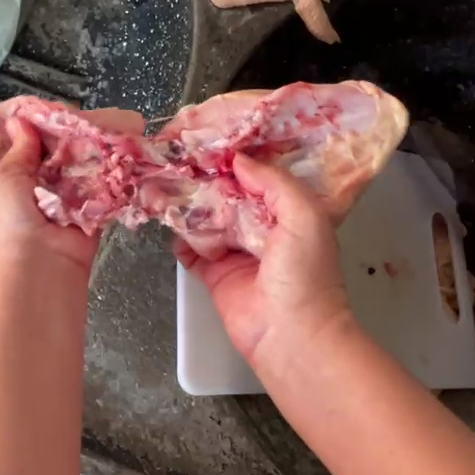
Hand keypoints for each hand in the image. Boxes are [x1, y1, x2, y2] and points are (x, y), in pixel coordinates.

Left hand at [0, 117, 98, 278]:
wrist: (38, 270)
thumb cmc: (9, 221)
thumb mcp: (2, 178)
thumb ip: (19, 149)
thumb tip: (20, 121)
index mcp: (8, 181)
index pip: (25, 146)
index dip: (37, 127)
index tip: (53, 108)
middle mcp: (37, 188)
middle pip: (57, 154)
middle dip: (69, 135)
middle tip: (85, 112)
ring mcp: (66, 200)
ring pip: (81, 166)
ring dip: (92, 148)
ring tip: (108, 121)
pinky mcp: (92, 211)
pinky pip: (102, 185)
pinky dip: (110, 169)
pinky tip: (120, 146)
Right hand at [179, 154, 352, 370]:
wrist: (291, 336)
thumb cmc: (306, 274)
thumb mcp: (304, 215)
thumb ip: (274, 182)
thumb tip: (239, 160)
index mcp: (290, 213)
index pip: (262, 178)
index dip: (241, 160)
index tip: (214, 139)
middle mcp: (263, 229)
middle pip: (230, 196)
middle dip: (210, 180)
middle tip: (182, 157)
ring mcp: (237, 252)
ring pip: (208, 219)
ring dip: (191, 205)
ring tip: (167, 183)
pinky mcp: (215, 275)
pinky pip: (192, 250)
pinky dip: (180, 239)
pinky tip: (169, 223)